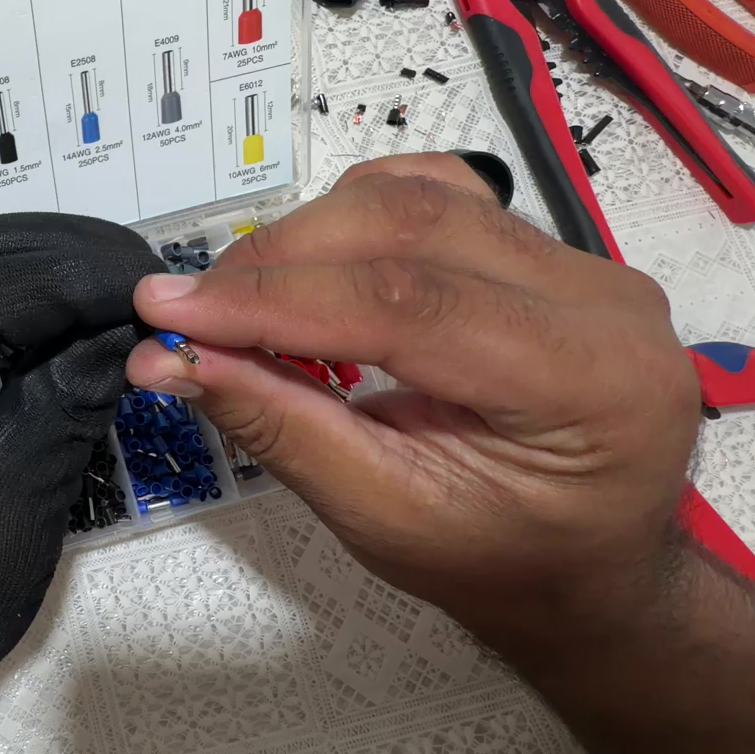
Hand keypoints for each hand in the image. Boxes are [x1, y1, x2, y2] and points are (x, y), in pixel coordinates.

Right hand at [126, 154, 703, 637]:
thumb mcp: (374, 512)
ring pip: (404, 196)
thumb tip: (161, 359)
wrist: (583, 562)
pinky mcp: (528, 244)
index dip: (267, 300)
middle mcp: (593, 294)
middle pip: (400, 226)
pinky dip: (341, 214)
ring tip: (238, 296)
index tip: (163, 310)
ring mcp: (567, 258)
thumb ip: (271, 422)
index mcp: (585, 380)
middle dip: (270, 261)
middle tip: (186, 309)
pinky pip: (421, 191)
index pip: (400, 303)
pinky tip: (309, 263)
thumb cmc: (492, 557)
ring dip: (296, 237)